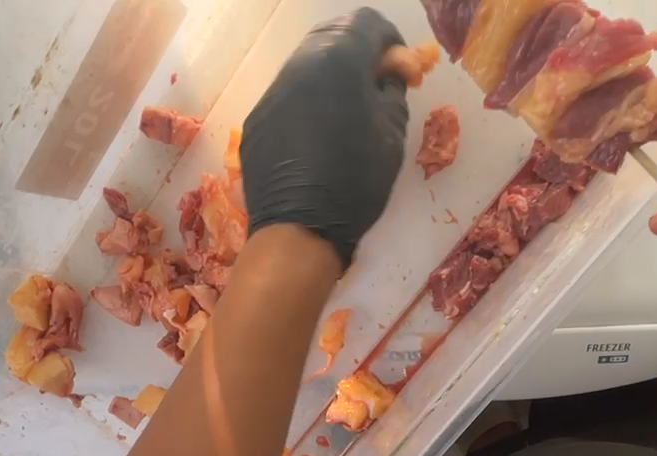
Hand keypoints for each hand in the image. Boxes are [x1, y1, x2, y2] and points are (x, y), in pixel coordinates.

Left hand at [243, 8, 409, 269]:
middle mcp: (300, 65)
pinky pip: (286, 99)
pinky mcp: (257, 121)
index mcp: (340, 60)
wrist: (299, 231)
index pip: (368, 23)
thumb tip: (388, 76)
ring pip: (306, 67)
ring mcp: (273, 93)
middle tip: (373, 86)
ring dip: (329, 79)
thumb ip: (393, 92)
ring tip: (343, 114)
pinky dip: (305, 106)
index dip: (390, 41)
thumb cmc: (355, 183)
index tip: (400, 67)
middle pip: (333, 35)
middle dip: (358, 54)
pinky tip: (314, 139)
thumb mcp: (392, 137)